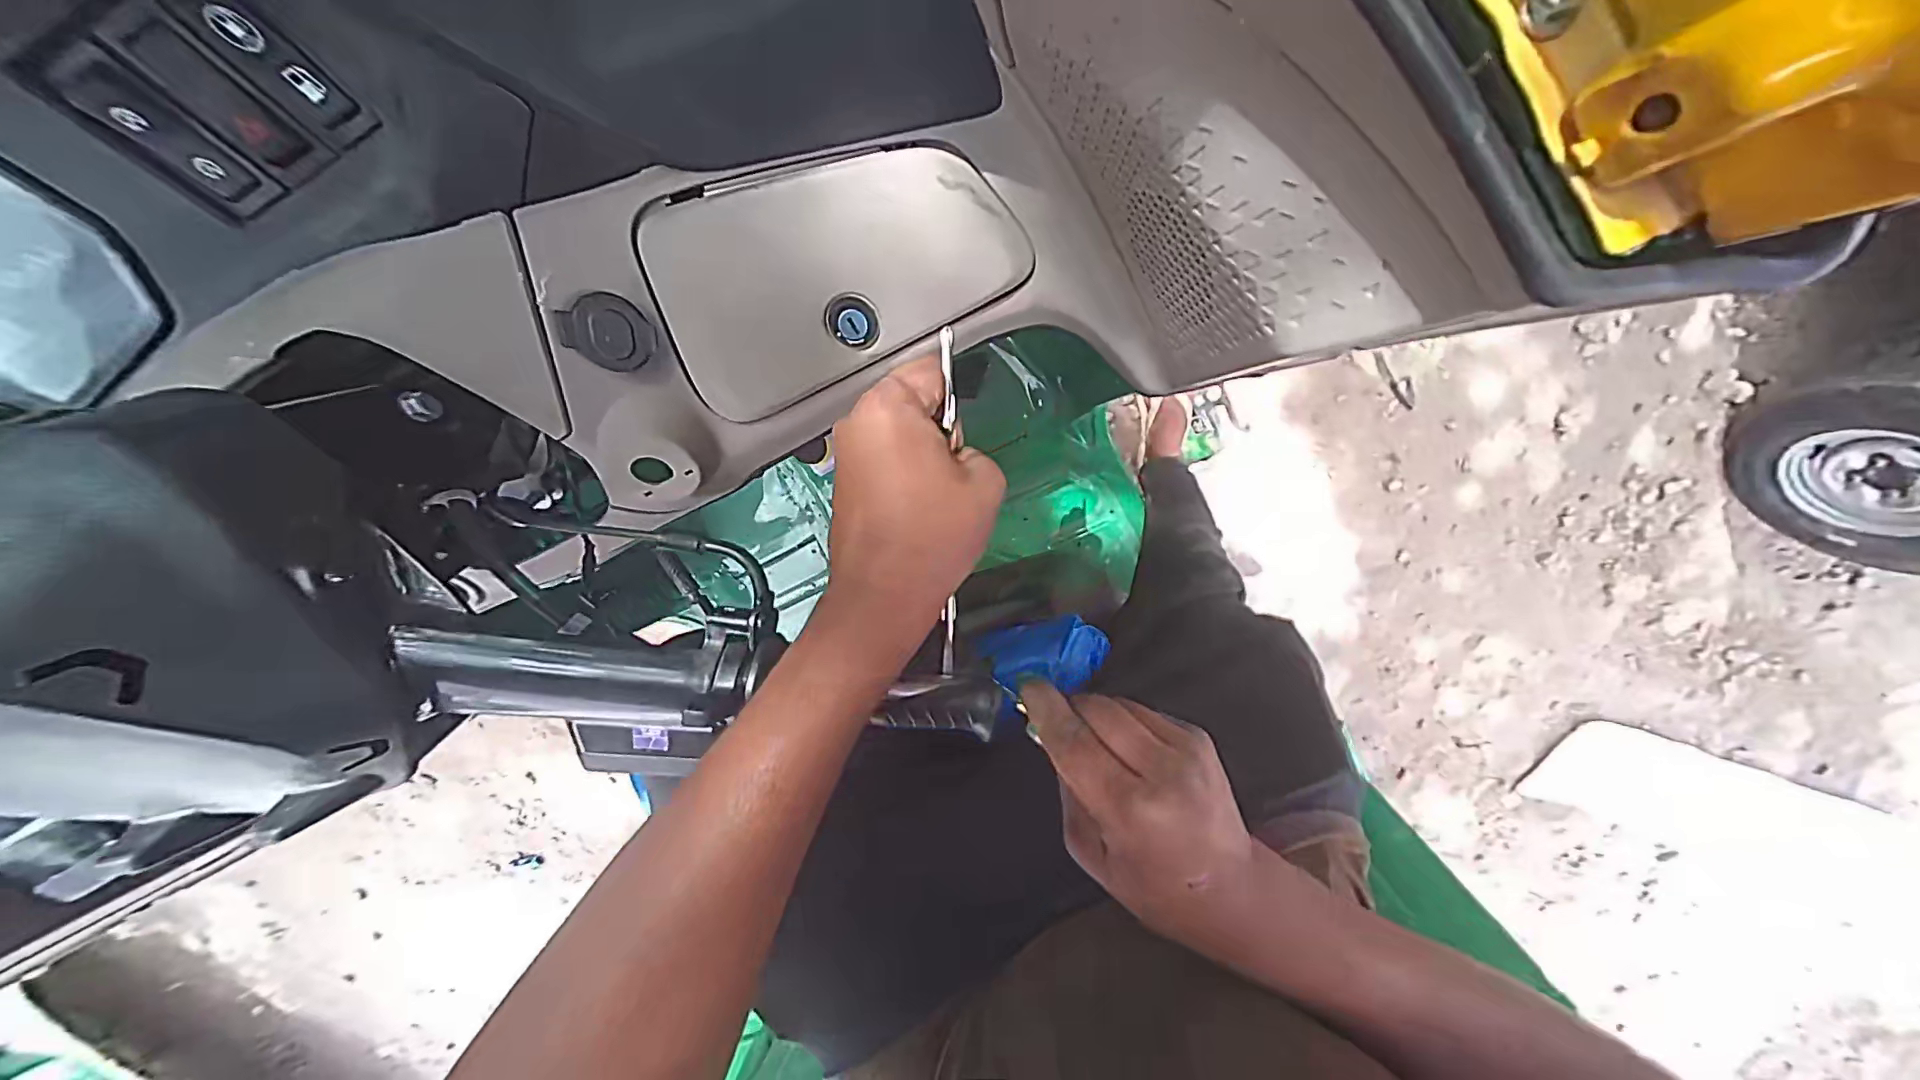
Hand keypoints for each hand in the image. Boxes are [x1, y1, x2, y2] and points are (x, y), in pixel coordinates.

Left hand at [821, 354, 1004, 652]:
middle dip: (938, 427)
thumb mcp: (985, 481)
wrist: (884, 594)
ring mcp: (846, 454)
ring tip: (937, 494)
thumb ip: (975, 447)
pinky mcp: (845, 482)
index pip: (932, 370)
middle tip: (954, 468)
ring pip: (899, 435)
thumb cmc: (929, 539)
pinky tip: (919, 508)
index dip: (960, 392)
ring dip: (922, 454)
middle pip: (912, 402)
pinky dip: (904, 475)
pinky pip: (885, 460)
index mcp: (888, 408)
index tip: (969, 419)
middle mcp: (857, 423)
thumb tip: (955, 455)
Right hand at [1021, 683, 1260, 943]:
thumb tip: (1051, 739)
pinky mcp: (1199, 737)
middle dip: (1069, 707)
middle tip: (1057, 721)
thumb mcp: (1090, 851)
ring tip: (1096, 743)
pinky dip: (1125, 721)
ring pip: (1120, 704)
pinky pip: (1144, 710)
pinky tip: (1129, 748)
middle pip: (1097, 709)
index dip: (1046, 709)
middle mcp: (1162, 771)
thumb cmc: (1152, 885)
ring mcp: (1186, 749)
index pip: (1074, 741)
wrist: (1230, 887)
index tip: (1029, 688)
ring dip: (1097, 713)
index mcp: (1129, 808)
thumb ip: (1068, 791)